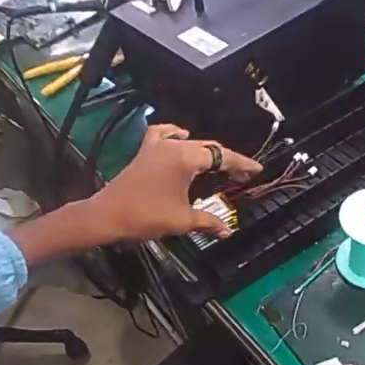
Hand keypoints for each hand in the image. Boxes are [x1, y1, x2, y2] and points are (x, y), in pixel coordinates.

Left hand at [5, 125, 260, 265]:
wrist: (108, 215)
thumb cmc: (146, 216)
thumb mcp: (182, 221)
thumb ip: (208, 222)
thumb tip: (228, 230)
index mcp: (186, 158)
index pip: (222, 156)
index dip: (242, 164)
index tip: (257, 170)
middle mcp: (174, 145)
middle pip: (208, 147)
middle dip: (226, 160)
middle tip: (241, 174)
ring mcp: (157, 146)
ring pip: (189, 141)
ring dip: (205, 150)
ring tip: (217, 164)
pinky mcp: (144, 151)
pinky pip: (163, 134)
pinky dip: (175, 134)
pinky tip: (181, 137)